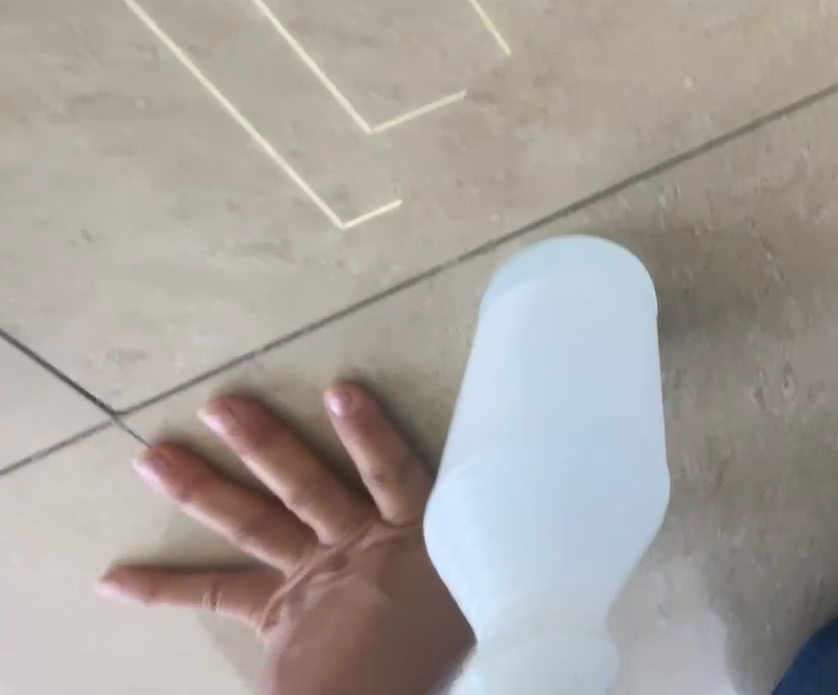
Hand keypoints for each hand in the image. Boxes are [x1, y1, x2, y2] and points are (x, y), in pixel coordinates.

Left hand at [100, 383, 471, 694]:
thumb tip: (536, 505)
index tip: (339, 389)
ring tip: (154, 458)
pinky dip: (165, 585)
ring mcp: (309, 573)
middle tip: (221, 406)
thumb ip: (487, 537)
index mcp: (413, 532)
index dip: (366, 431)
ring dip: (204, 489)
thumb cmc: (446, 636)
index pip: (392, 470)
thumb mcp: (482, 578)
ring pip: (254, 525)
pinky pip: (216, 594)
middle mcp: (356, 542)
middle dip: (264, 446)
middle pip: (307, 486)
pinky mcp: (275, 610)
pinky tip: (113, 577)